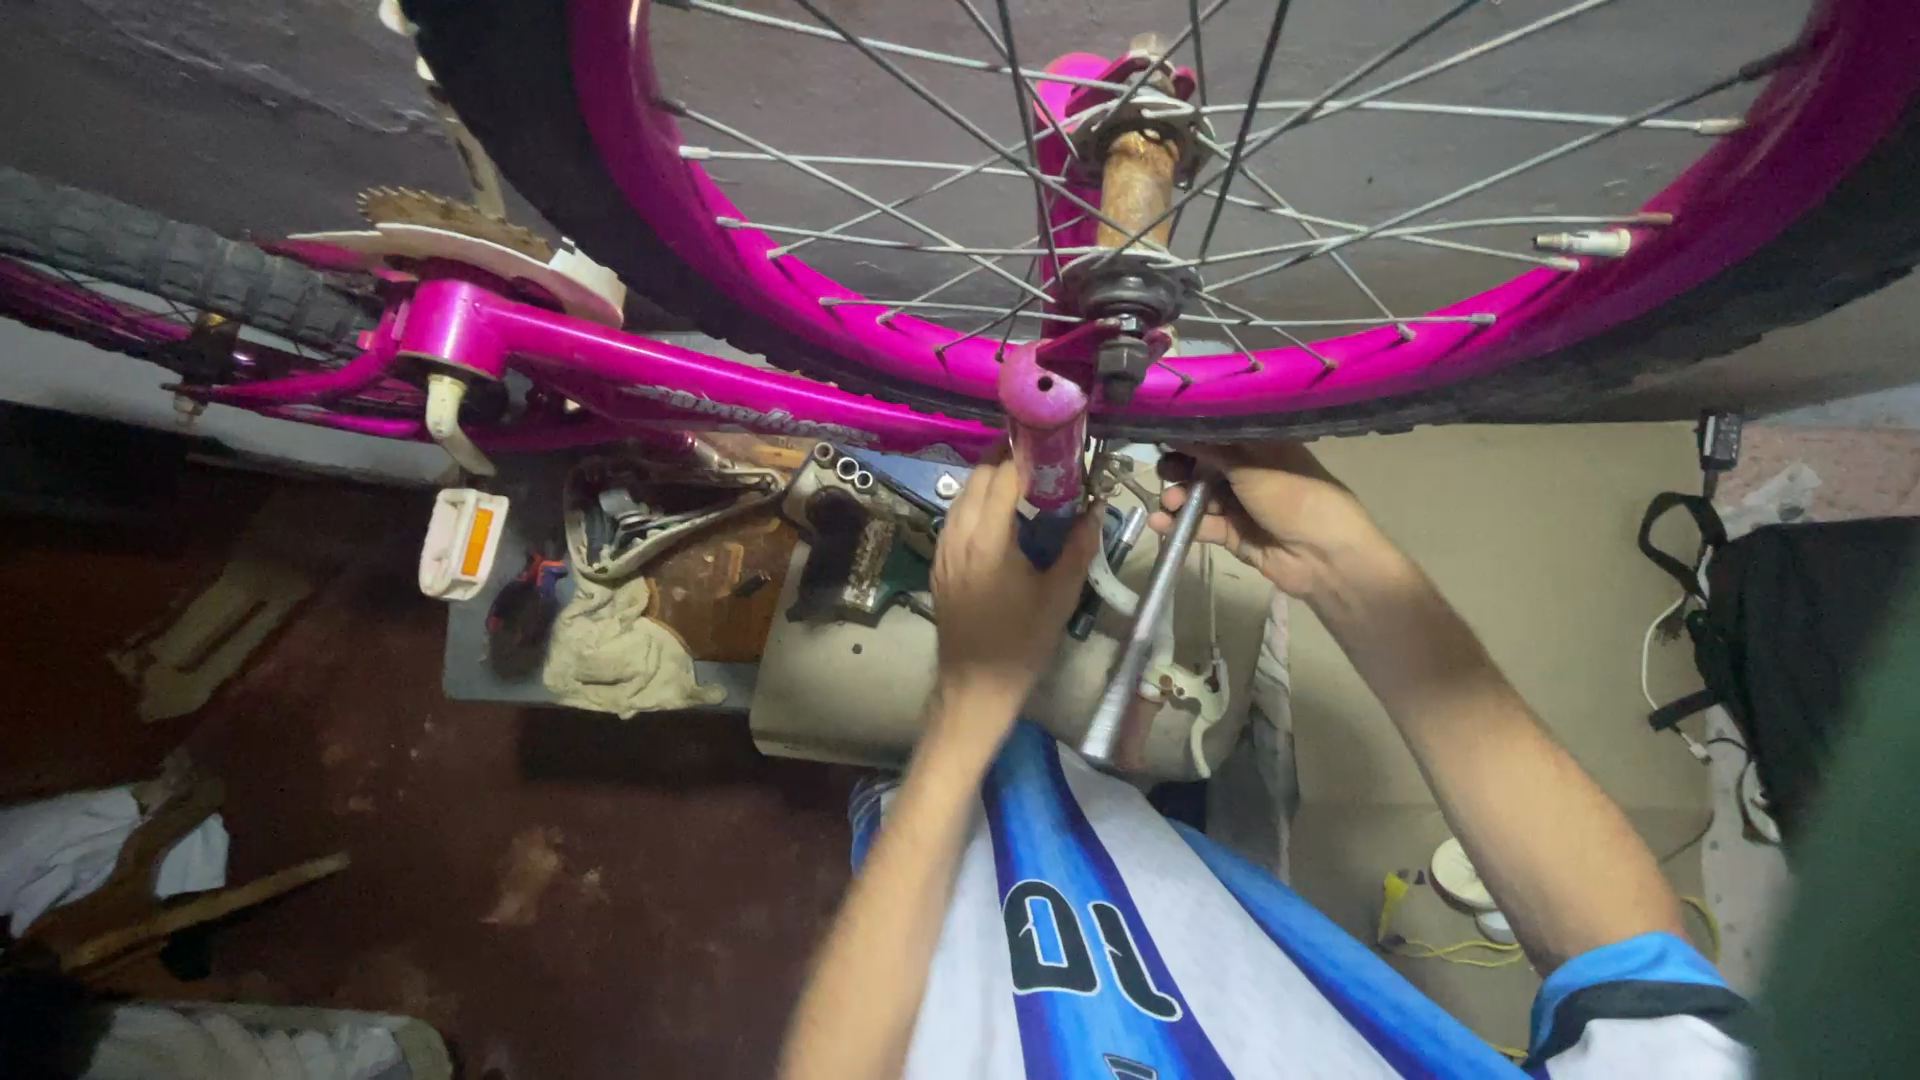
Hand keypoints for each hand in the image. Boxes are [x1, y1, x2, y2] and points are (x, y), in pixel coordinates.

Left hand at [931, 446, 1102, 723]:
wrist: (975, 684)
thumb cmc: (1022, 642)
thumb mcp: (1060, 596)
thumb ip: (1078, 547)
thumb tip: (1095, 508)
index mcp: (988, 542)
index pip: (1003, 478)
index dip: (1024, 455)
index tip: (1047, 442)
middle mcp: (958, 537)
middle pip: (977, 479)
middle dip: (1004, 459)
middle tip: (1037, 455)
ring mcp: (942, 550)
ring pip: (960, 496)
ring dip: (987, 480)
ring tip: (1019, 478)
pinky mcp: (938, 564)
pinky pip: (953, 518)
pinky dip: (973, 503)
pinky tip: (997, 514)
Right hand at [1151, 442, 1397, 602]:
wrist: (1324, 556)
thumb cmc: (1296, 497)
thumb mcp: (1252, 467)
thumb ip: (1211, 450)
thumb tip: (1176, 428)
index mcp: (1262, 448)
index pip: (1219, 434)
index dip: (1191, 435)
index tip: (1163, 434)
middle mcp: (1249, 473)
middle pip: (1203, 466)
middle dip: (1179, 468)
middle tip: (1164, 470)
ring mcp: (1240, 505)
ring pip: (1198, 497)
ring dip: (1177, 498)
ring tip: (1169, 504)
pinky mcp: (1231, 534)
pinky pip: (1200, 525)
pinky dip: (1179, 524)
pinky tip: (1160, 523)